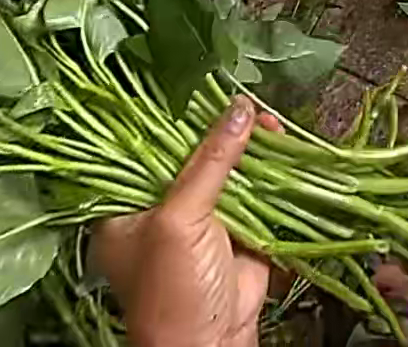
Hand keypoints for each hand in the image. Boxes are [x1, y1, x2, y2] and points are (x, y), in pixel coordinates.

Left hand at [90, 96, 282, 346]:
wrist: (214, 346)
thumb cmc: (173, 292)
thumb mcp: (181, 219)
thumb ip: (211, 162)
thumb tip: (241, 108)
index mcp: (129, 208)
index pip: (146, 150)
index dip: (173, 119)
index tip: (199, 86)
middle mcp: (164, 207)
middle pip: (193, 153)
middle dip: (220, 127)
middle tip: (242, 99)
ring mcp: (203, 215)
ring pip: (227, 166)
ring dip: (248, 141)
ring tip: (265, 116)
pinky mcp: (238, 223)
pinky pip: (253, 185)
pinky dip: (269, 163)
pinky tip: (278, 138)